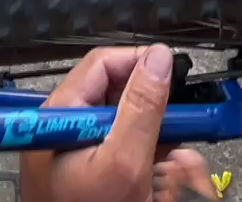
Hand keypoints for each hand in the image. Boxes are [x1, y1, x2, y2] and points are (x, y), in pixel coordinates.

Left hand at [20, 45, 176, 201]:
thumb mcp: (123, 165)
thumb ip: (142, 108)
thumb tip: (158, 58)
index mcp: (60, 115)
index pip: (104, 64)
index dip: (141, 64)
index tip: (173, 75)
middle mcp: (66, 129)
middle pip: (120, 97)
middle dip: (156, 114)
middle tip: (181, 130)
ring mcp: (77, 155)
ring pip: (129, 128)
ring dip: (158, 144)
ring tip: (175, 169)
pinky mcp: (90, 176)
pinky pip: (127, 155)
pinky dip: (150, 165)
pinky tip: (162, 182)